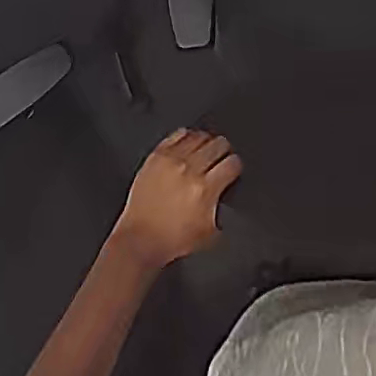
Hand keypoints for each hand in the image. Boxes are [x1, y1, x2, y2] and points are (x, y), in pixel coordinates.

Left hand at [110, 128, 242, 269]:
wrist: (139, 241)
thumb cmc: (170, 240)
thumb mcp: (209, 233)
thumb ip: (223, 208)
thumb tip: (228, 192)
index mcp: (205, 189)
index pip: (232, 162)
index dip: (235, 166)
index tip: (232, 168)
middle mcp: (189, 170)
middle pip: (219, 144)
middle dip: (223, 152)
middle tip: (220, 159)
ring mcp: (172, 161)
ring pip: (200, 136)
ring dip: (206, 143)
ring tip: (205, 151)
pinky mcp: (156, 157)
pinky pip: (178, 134)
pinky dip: (186, 137)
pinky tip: (187, 145)